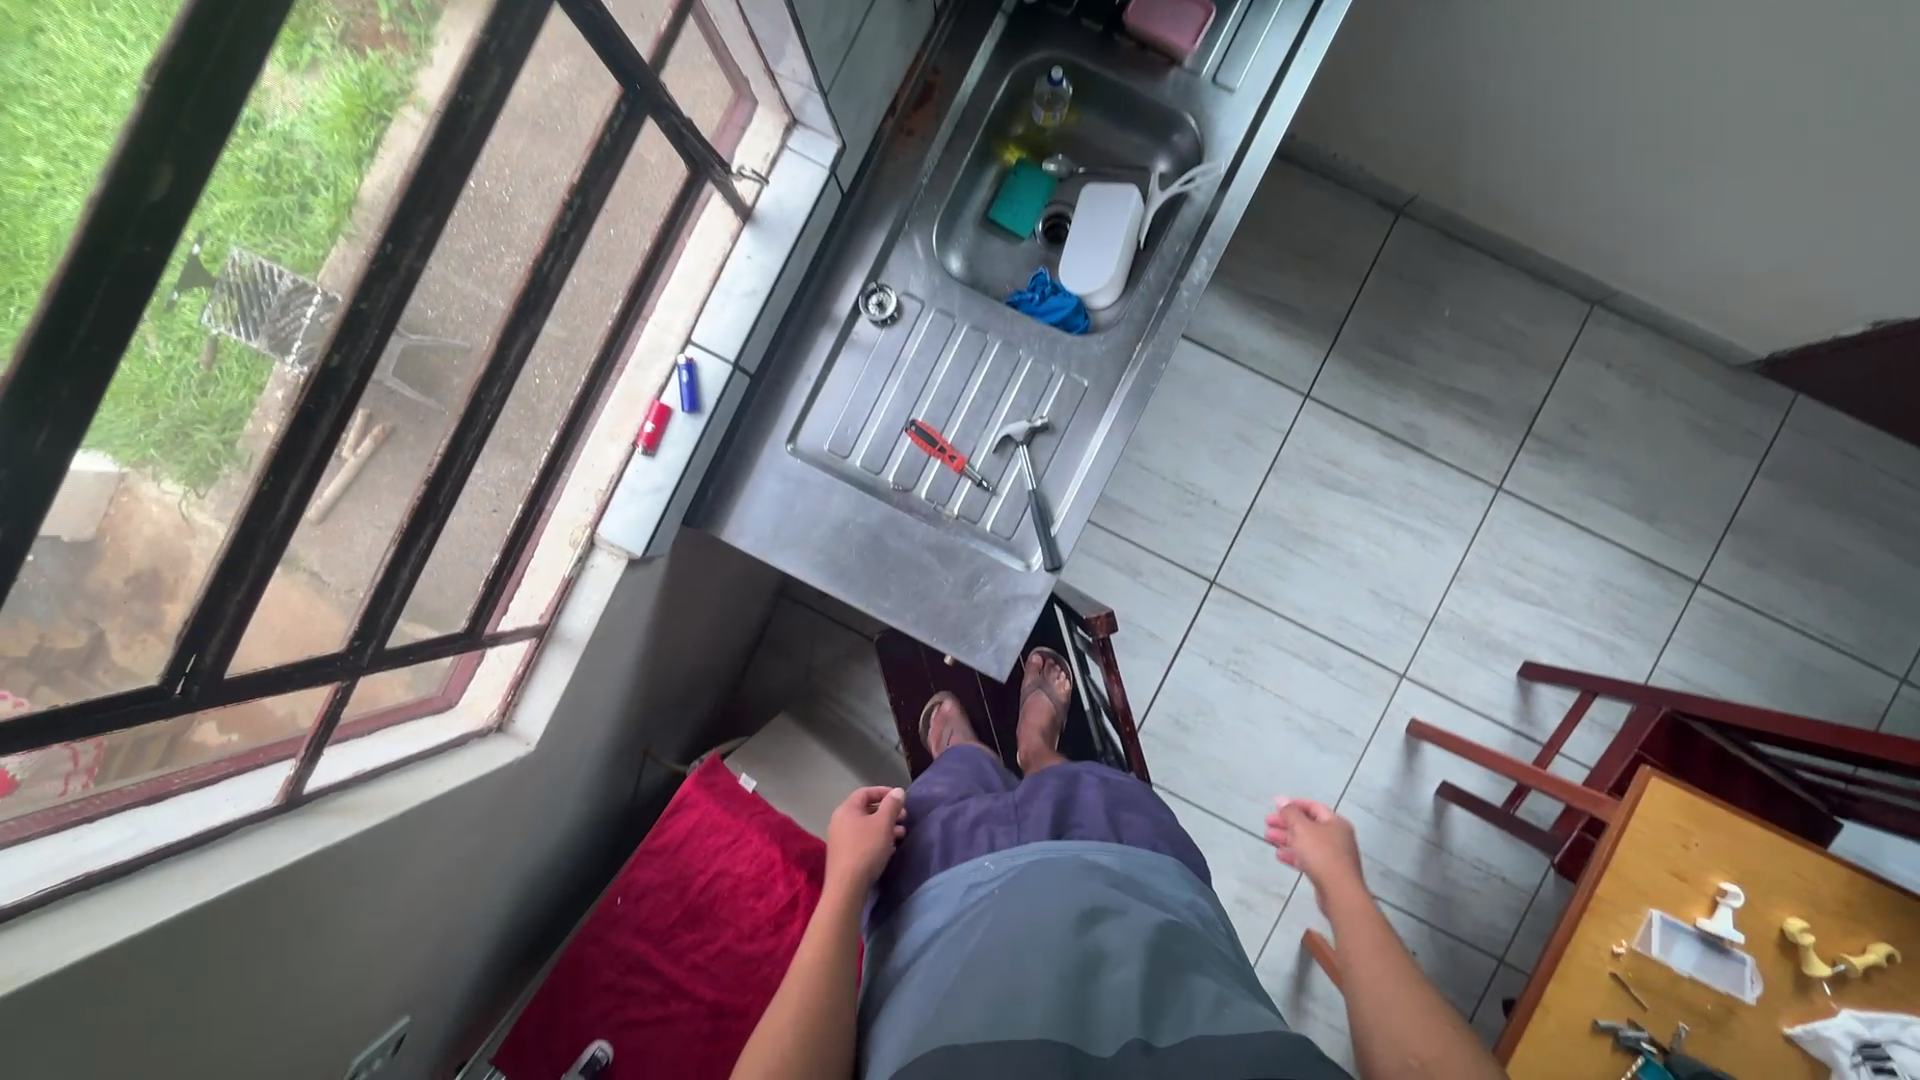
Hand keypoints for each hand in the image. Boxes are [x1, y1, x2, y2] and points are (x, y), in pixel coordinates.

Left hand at [825, 786, 906, 892]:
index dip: (884, 792)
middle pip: (866, 810)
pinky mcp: (844, 855)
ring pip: (866, 827)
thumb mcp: (883, 823)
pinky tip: (890, 848)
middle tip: (904, 817)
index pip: (866, 792)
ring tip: (901, 834)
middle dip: (887, 812)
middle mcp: (840, 821)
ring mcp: (840, 839)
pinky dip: (877, 840)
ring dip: (885, 827)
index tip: (900, 798)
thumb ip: (892, 804)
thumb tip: (898, 791)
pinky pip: (863, 840)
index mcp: (847, 809)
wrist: (847, 886)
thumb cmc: (866, 848)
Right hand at [1264, 797, 1365, 911]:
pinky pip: (1309, 859)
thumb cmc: (1321, 854)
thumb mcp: (1302, 828)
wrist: (1340, 892)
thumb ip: (1290, 813)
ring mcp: (1334, 856)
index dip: (1293, 805)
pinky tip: (1280, 855)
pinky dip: (1294, 855)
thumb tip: (1281, 799)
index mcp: (1335, 823)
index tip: (1275, 807)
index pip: (1313, 807)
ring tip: (1268, 838)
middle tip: (1268, 823)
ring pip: (1306, 842)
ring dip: (1287, 839)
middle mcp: (1337, 837)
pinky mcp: (1328, 872)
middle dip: (1286, 823)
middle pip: (1308, 825)